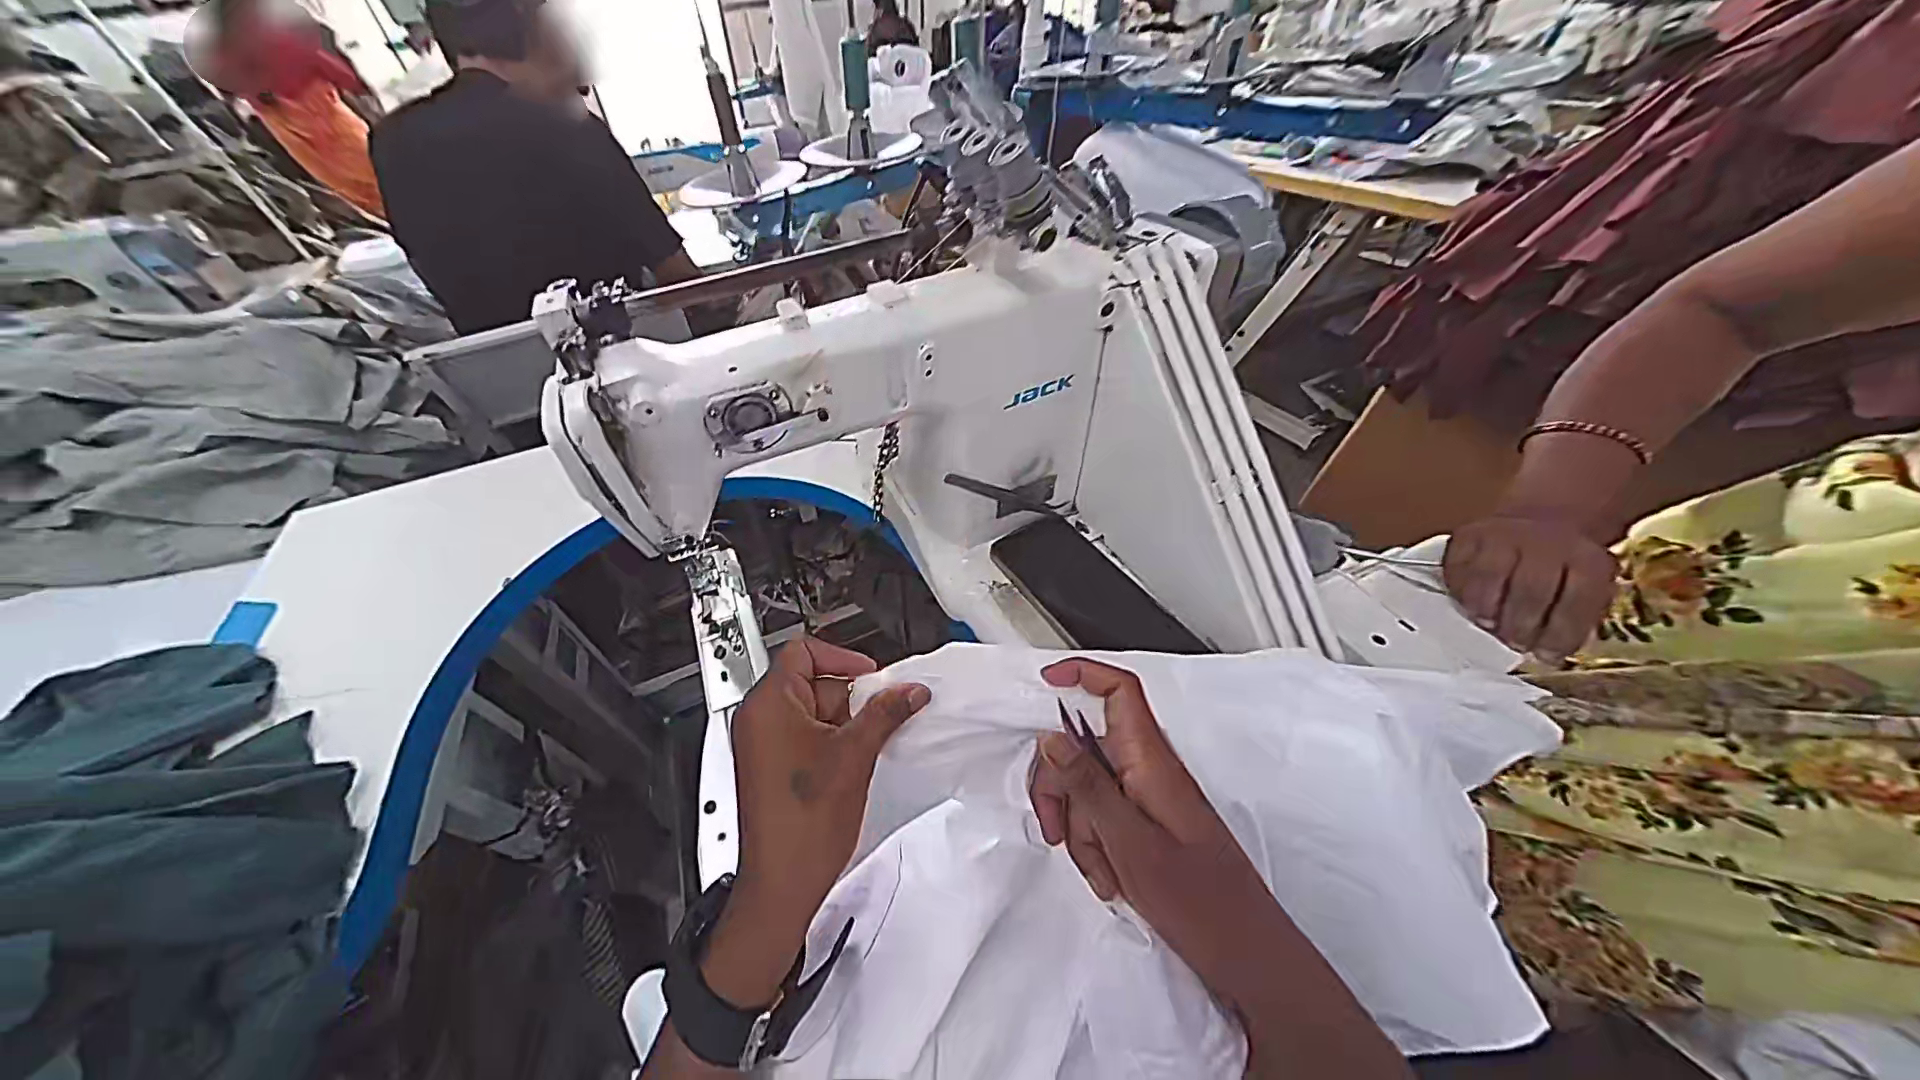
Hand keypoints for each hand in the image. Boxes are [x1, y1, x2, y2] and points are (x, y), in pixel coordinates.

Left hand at [701, 637, 928, 1007]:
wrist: (783, 883)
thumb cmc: (800, 828)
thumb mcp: (855, 754)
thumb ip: (886, 712)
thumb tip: (908, 692)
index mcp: (769, 705)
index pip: (804, 651)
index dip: (842, 657)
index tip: (871, 675)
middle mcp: (759, 720)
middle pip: (814, 680)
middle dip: (852, 696)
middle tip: (880, 713)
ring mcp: (764, 744)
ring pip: (814, 710)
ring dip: (846, 721)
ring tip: (865, 746)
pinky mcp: (773, 765)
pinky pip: (808, 734)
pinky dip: (835, 740)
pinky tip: (854, 761)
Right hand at [1028, 659, 1410, 1078]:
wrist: (1244, 953)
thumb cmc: (1200, 901)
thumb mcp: (1128, 840)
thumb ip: (1086, 784)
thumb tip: (1052, 738)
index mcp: (1150, 759)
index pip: (1118, 690)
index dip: (1082, 673)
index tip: (1047, 679)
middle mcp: (1149, 768)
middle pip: (1084, 745)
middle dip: (1060, 785)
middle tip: (1057, 826)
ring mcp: (1147, 795)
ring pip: (1087, 785)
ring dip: (1080, 826)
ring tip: (1101, 866)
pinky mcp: (1146, 820)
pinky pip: (1101, 814)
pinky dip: (1094, 841)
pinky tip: (1110, 873)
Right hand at [1444, 510, 1619, 662]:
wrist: (1542, 523)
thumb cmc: (1563, 569)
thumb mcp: (1584, 588)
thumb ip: (1570, 618)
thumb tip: (1546, 656)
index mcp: (1587, 560)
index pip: (1577, 600)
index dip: (1561, 633)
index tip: (1547, 656)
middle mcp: (1545, 542)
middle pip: (1530, 589)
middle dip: (1520, 624)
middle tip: (1512, 643)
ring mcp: (1502, 535)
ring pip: (1488, 576)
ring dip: (1485, 608)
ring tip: (1487, 623)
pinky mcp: (1467, 535)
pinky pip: (1458, 566)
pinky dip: (1459, 590)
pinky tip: (1467, 603)